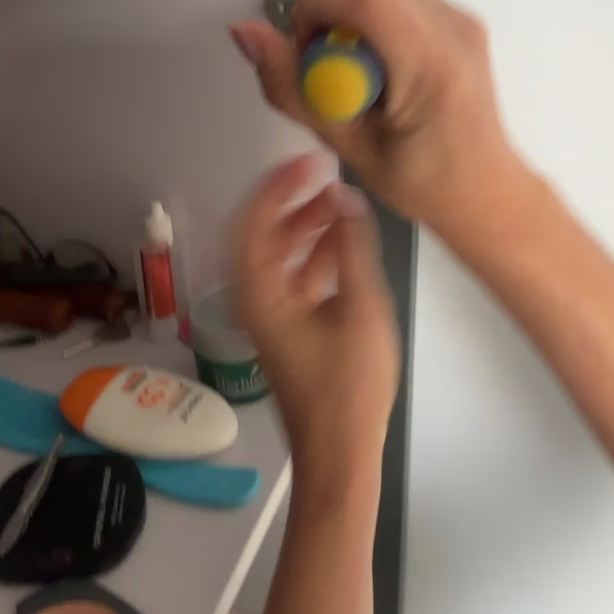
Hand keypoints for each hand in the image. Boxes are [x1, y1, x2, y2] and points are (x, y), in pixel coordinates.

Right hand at [229, 0, 522, 233]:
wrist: (485, 189)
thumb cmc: (422, 183)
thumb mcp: (347, 148)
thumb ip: (292, 90)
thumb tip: (245, 34)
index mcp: (430, 66)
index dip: (314, 7)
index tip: (305, 52)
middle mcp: (453, 29)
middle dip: (325, 8)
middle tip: (322, 64)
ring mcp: (461, 18)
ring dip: (346, 11)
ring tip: (349, 69)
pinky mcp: (460, 18)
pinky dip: (371, 16)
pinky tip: (375, 65)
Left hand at [233, 155, 399, 500]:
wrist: (338, 452)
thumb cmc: (348, 388)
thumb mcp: (360, 309)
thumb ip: (351, 249)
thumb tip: (346, 200)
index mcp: (258, 292)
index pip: (254, 220)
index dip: (279, 184)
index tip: (310, 161)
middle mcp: (254, 298)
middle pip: (264, 233)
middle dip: (294, 200)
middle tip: (326, 173)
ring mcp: (269, 313)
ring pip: (279, 254)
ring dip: (306, 225)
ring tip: (341, 202)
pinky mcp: (287, 326)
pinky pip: (292, 276)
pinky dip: (313, 254)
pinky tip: (342, 241)